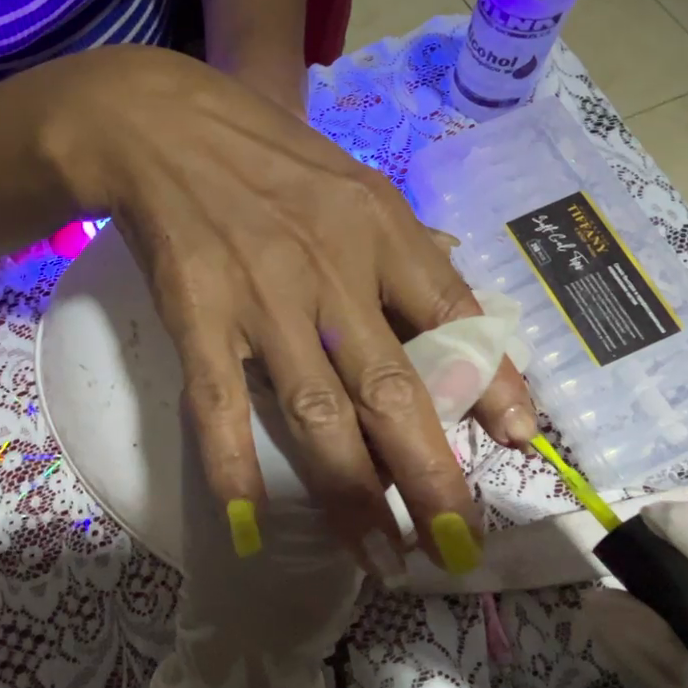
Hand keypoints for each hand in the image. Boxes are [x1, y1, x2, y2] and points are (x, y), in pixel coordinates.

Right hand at [44, 46, 538, 573]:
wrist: (163, 129)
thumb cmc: (265, 154)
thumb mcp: (353, 181)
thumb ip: (405, 242)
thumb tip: (457, 285)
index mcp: (378, 228)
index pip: (454, 317)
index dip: (494, 383)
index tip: (523, 444)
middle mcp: (330, 270)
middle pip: (392, 390)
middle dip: (432, 476)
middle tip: (459, 547)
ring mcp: (261, 299)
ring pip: (317, 415)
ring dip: (353, 497)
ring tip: (381, 558)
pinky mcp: (198, 318)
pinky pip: (219, 406)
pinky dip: (233, 470)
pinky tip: (249, 528)